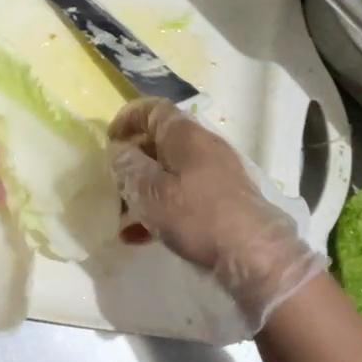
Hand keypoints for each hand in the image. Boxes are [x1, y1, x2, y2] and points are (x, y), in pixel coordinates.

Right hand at [108, 97, 322, 331]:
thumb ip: (128, 168)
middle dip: (132, 161)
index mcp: (185, 135)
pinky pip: (181, 196)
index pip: (153, 109)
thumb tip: (117, 150)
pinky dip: (159, 209)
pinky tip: (138, 236)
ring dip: (142, 189)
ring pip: (169, 173)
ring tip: (121, 214)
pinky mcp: (221, 200)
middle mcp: (202, 147)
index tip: (108, 140)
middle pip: (160, 143)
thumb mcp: (151, 192)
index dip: (127, 118)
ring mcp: (215, 174)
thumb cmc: (197, 215)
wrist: (252, 252)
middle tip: (111, 181)